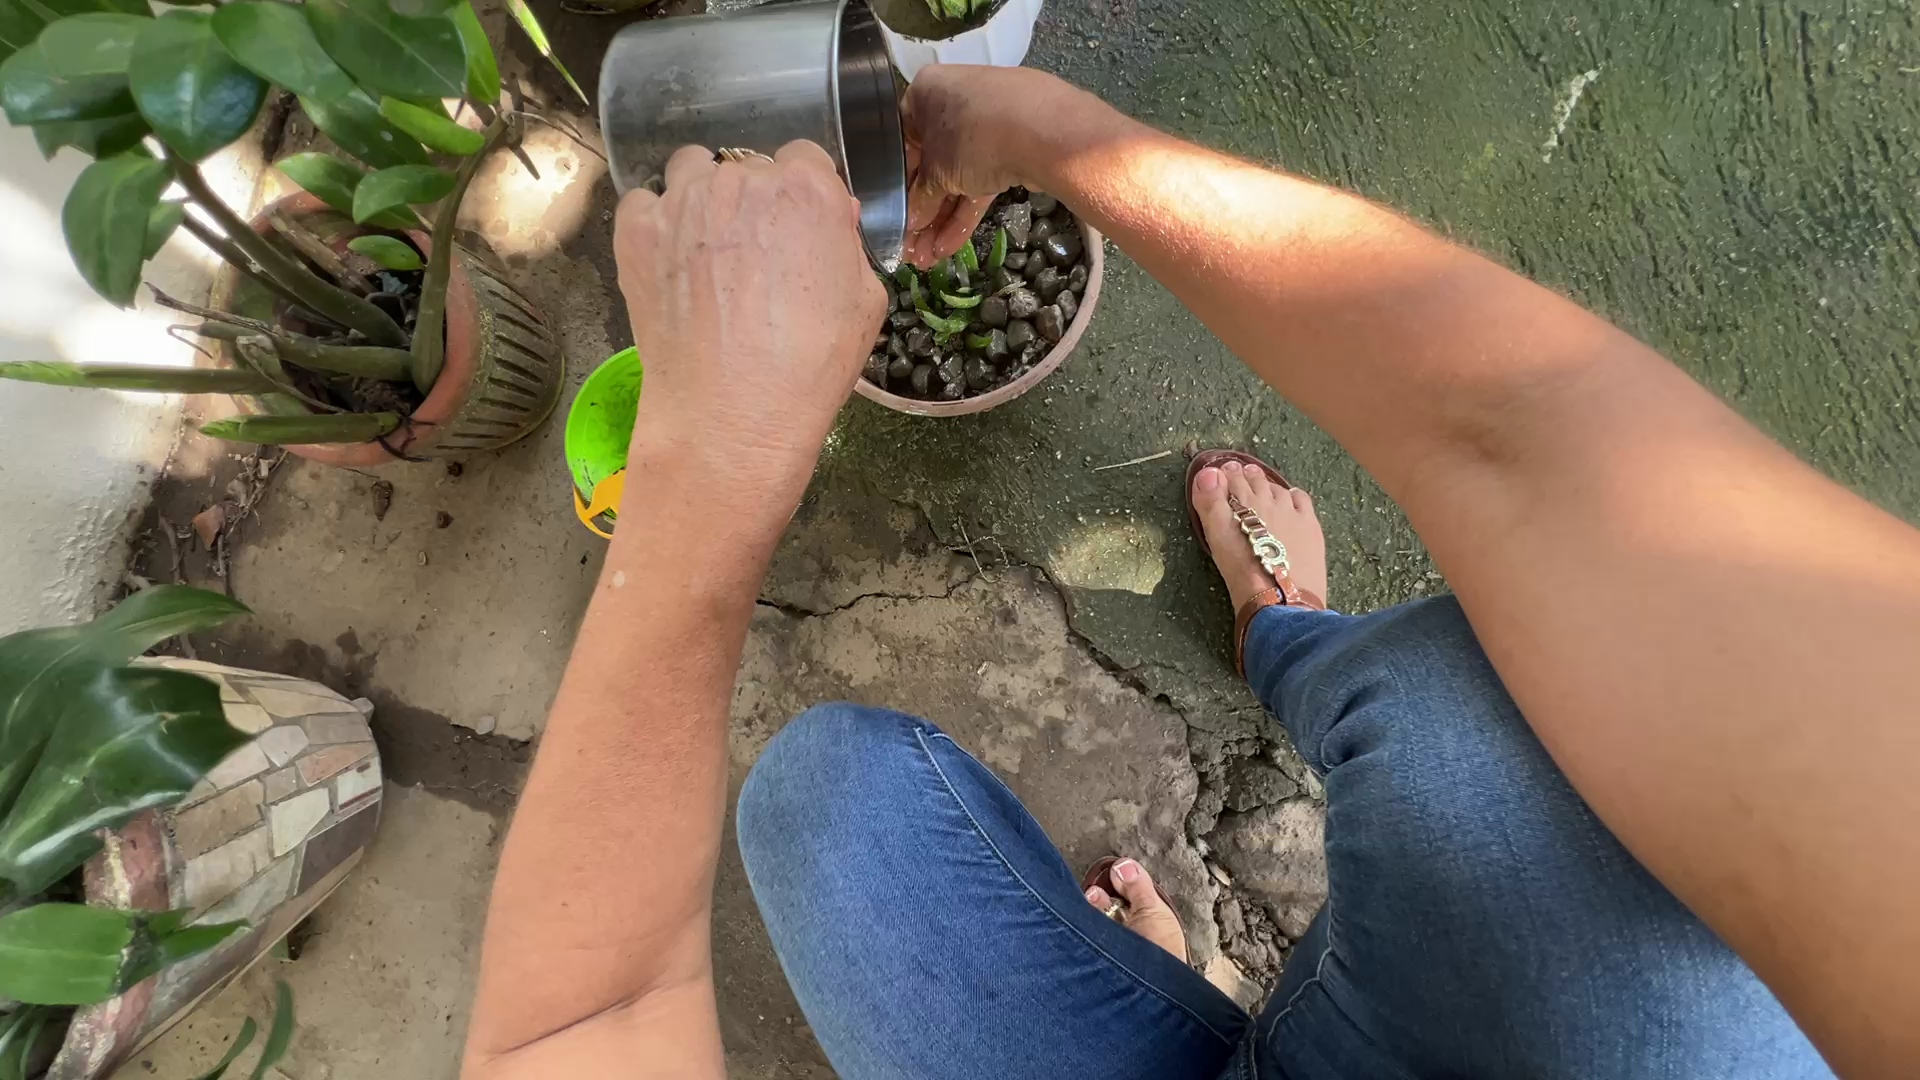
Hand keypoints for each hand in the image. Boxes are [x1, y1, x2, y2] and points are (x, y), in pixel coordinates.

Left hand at [613, 141, 886, 499]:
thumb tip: (833, 222)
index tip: (803, 236)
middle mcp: (742, 179)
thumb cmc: (812, 369)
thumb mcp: (866, 307)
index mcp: (807, 190)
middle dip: (759, 205)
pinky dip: (661, 226)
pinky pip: (649, 204)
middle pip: (751, 170)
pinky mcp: (636, 230)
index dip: (808, 200)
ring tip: (713, 257)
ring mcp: (682, 200)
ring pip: (695, 174)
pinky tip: (675, 269)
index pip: (807, 162)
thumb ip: (850, 248)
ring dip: (707, 201)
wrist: (733, 416)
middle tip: (760, 263)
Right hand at [901, 65, 1069, 266]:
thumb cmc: (972, 138)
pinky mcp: (1007, 152)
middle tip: (910, 250)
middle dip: (921, 214)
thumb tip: (912, 224)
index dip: (897, 187)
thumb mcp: (936, 173)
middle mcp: (952, 105)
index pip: (902, 145)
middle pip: (930, 168)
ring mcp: (983, 129)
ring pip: (955, 182)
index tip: (893, 218)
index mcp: (925, 94)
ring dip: (940, 222)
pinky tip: (948, 248)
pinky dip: (963, 215)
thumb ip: (921, 200)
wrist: (1043, 130)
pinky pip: (978, 186)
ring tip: (927, 260)